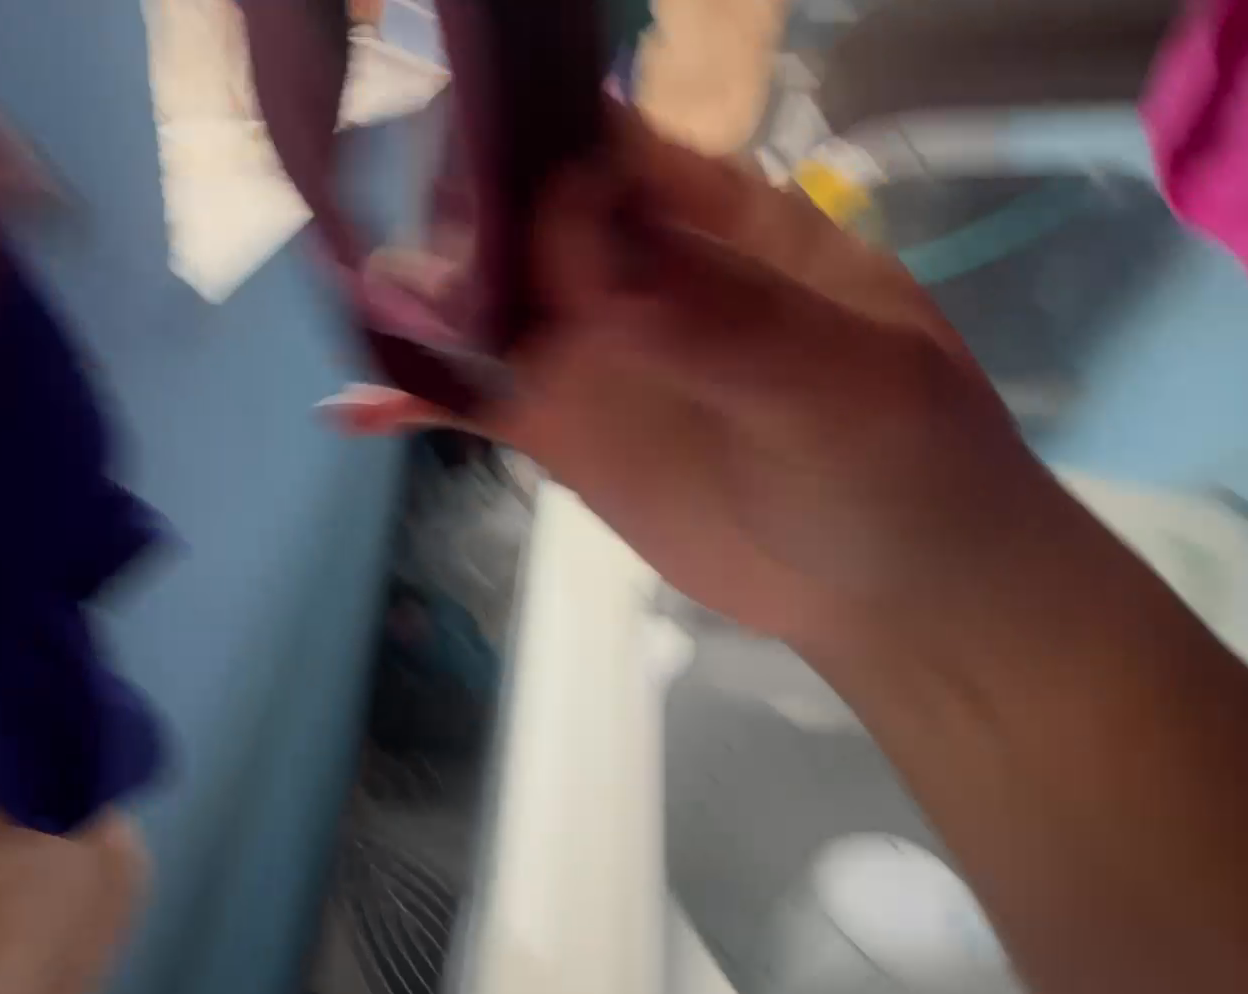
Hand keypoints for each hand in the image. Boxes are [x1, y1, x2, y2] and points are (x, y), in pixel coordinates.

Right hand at [324, 108, 1057, 647]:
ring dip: (416, 312)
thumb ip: (712, 317)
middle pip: (520, 228)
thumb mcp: (834, 383)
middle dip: (451, 233)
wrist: (878, 586)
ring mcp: (586, 354)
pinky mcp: (555, 426)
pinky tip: (353, 413)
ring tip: (350, 311)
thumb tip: (575, 245)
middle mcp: (633, 275)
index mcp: (717, 223)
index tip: (454, 176)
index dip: (531, 153)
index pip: (609, 156)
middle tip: (387, 261)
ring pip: (481, 313)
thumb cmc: (897, 467)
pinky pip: (472, 403)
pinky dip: (415, 402)